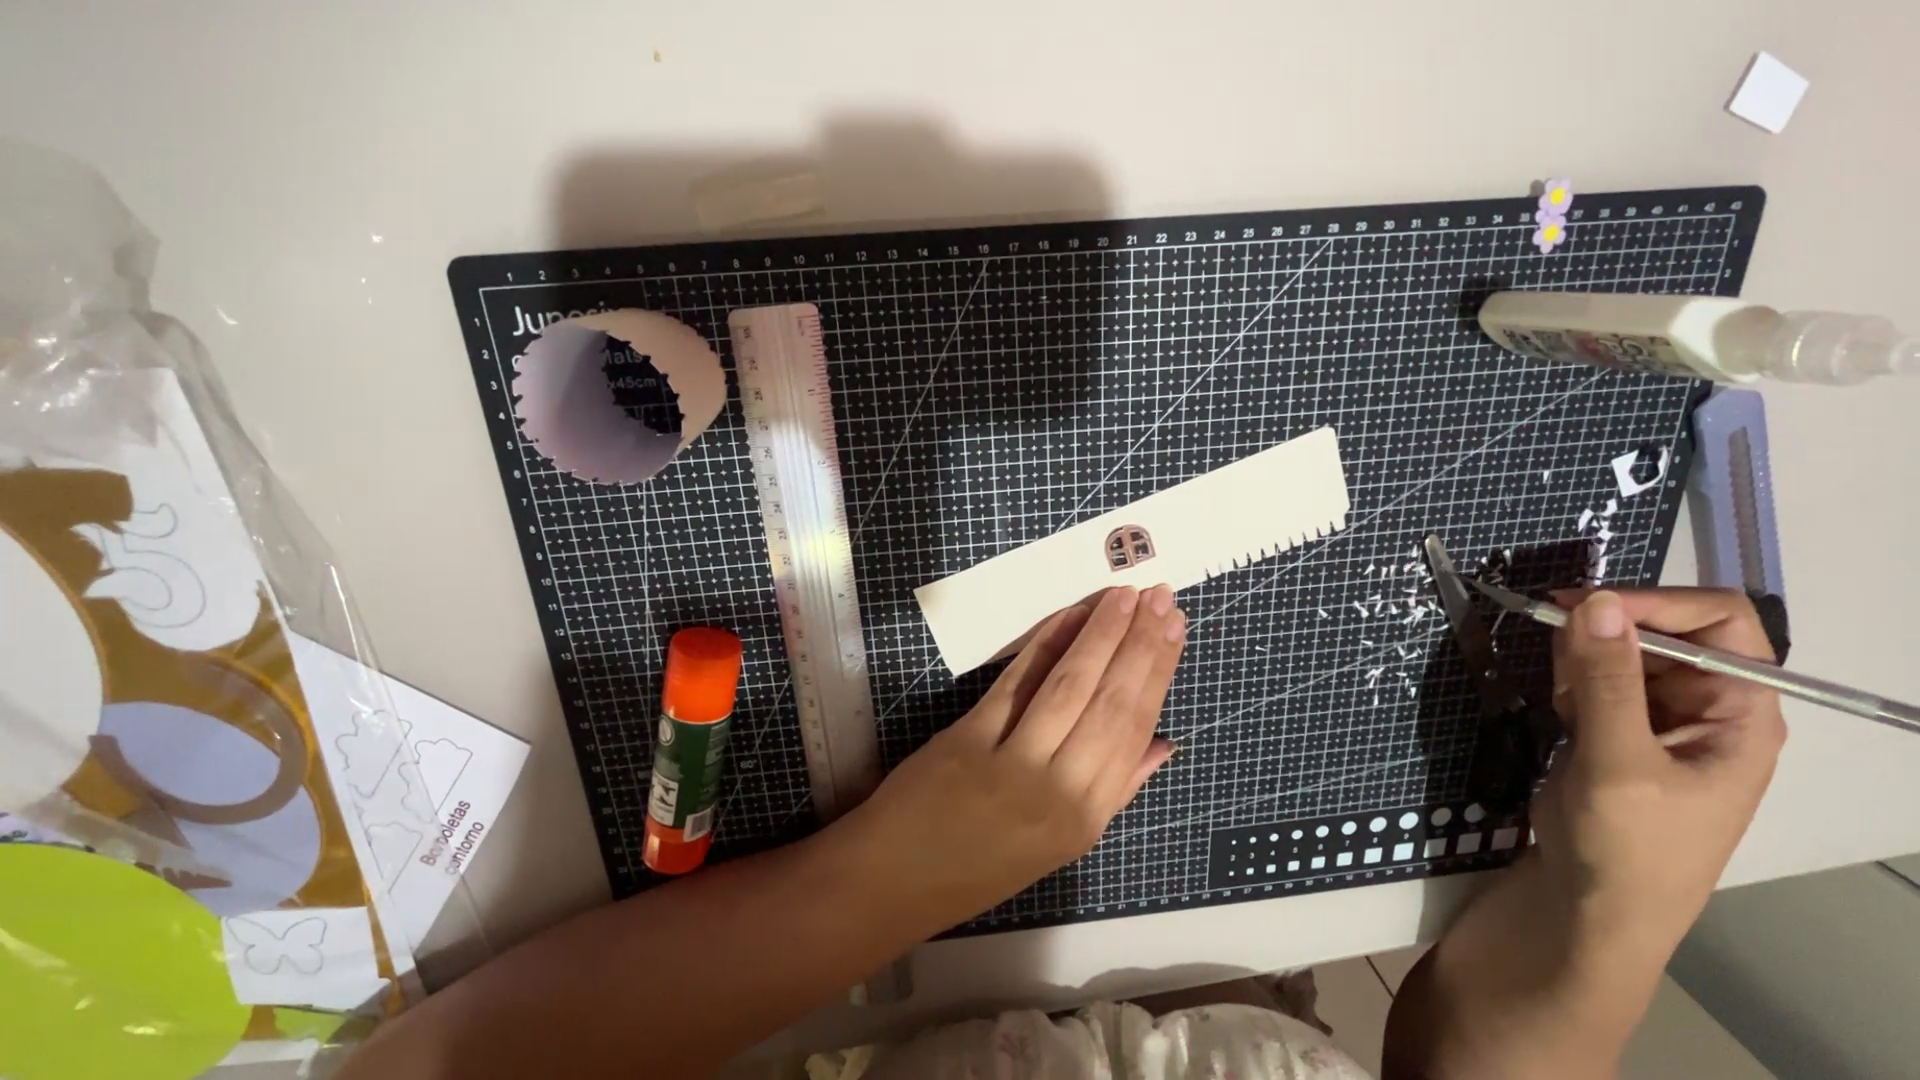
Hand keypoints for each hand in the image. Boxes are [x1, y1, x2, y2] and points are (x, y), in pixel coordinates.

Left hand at [839, 585, 1185, 931]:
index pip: (1133, 730)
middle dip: (1139, 645)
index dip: (1157, 674)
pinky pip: (1016, 683)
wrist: (895, 880)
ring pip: (1069, 687)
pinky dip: (1044, 644)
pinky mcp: (966, 739)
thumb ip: (1114, 791)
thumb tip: (1163, 743)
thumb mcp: (1060, 845)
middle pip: (1109, 703)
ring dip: (1100, 635)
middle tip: (1160, 596)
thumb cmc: (981, 866)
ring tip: (1124, 596)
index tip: (1174, 629)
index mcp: (1084, 819)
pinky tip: (1069, 614)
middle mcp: (1057, 790)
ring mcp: (1010, 762)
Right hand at [1534, 587, 1787, 951]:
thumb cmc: (1629, 846)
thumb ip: (1606, 681)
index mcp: (1741, 711)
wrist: (1592, 907)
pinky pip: (1594, 677)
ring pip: (1619, 650)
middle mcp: (1708, 704)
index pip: (1720, 623)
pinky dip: (1569, 683)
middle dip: (1605, 634)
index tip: (1583, 605)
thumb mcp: (1617, 764)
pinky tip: (1561, 717)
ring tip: (1564, 708)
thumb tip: (1594, 601)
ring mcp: (1661, 715)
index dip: (1657, 602)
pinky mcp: (1619, 726)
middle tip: (1555, 657)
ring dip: (1580, 663)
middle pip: (1663, 629)